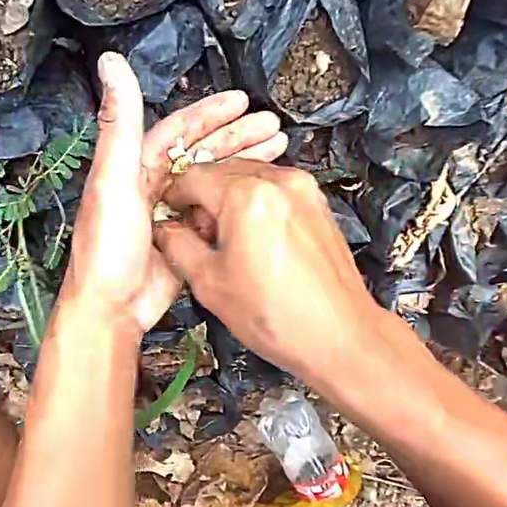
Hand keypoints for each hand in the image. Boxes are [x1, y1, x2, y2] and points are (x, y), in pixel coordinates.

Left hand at [58, 54, 286, 334]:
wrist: (109, 309)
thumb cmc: (105, 248)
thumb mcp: (113, 179)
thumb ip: (117, 122)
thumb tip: (109, 64)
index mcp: (132, 167)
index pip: (178, 130)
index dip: (210, 113)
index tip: (242, 101)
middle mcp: (150, 186)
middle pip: (202, 152)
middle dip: (237, 136)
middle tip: (271, 126)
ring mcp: (168, 214)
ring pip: (212, 181)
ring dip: (241, 164)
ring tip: (276, 151)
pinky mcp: (182, 241)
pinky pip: (213, 213)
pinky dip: (235, 202)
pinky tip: (257, 196)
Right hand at [153, 161, 387, 379]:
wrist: (340, 335)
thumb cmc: (279, 317)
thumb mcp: (210, 284)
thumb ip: (179, 246)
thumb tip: (166, 229)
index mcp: (248, 196)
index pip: (192, 176)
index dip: (173, 198)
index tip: (168, 218)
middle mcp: (279, 181)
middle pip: (221, 171)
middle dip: (202, 198)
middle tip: (195, 236)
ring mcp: (303, 189)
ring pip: (248, 177)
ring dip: (228, 199)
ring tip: (226, 242)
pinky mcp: (317, 203)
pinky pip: (273, 189)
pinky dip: (255, 204)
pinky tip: (253, 240)